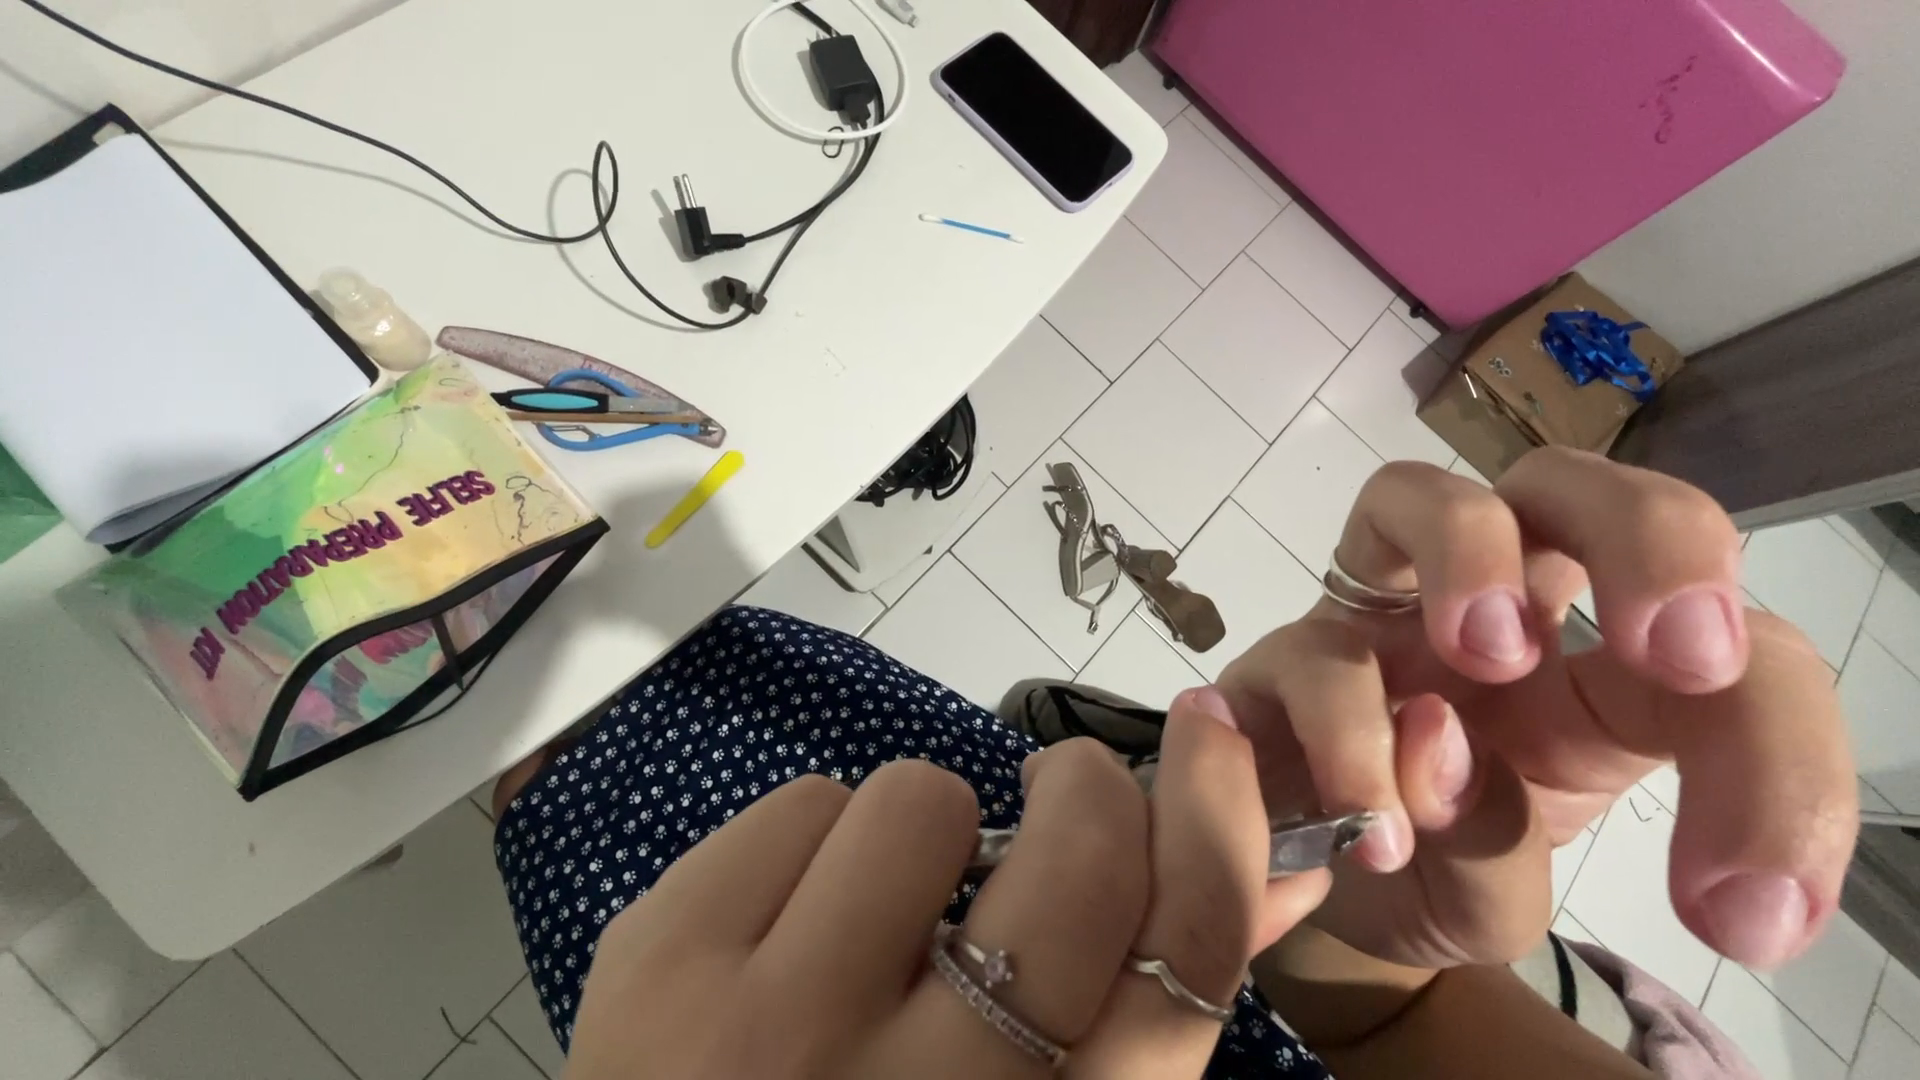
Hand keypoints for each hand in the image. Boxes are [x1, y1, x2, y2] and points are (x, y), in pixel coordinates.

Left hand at [563, 697, 1327, 1078]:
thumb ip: (1141, 1003)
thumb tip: (1267, 869)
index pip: (1184, 956)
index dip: (1219, 816)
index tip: (1210, 732)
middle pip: (1077, 862)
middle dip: (1084, 791)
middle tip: (1060, 791)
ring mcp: (774, 1030)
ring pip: (918, 801)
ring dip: (925, 827)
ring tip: (883, 905)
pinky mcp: (662, 959)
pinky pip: (802, 804)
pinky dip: (819, 837)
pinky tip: (785, 922)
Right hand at [1217, 449, 1855, 970]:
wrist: (1310, 897)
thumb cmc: (1424, 883)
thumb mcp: (1499, 897)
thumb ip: (1495, 839)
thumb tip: (1434, 743)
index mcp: (1591, 687)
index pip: (1724, 659)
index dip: (1778, 762)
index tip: (1745, 915)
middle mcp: (1481, 623)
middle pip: (1563, 486)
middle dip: (1649, 535)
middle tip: (1671, 654)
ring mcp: (1367, 626)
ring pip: (1410, 496)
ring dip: (1470, 557)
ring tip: (1484, 662)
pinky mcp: (1280, 661)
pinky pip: (1310, 645)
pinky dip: (1348, 721)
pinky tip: (1361, 816)